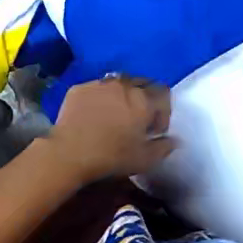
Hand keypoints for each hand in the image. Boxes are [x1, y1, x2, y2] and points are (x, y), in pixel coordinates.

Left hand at [41, 76, 175, 182]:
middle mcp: (123, 85)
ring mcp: (99, 84)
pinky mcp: (79, 88)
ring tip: (114, 113)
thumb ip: (164, 147)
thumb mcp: (145, 159)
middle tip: (136, 119)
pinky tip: (93, 114)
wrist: (70, 152)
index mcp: (144, 100)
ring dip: (121, 95)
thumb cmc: (112, 157)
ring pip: (117, 82)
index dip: (163, 111)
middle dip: (144, 98)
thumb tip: (173, 140)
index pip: (163, 93)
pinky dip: (99, 97)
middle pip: (142, 83)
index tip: (154, 129)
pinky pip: (96, 88)